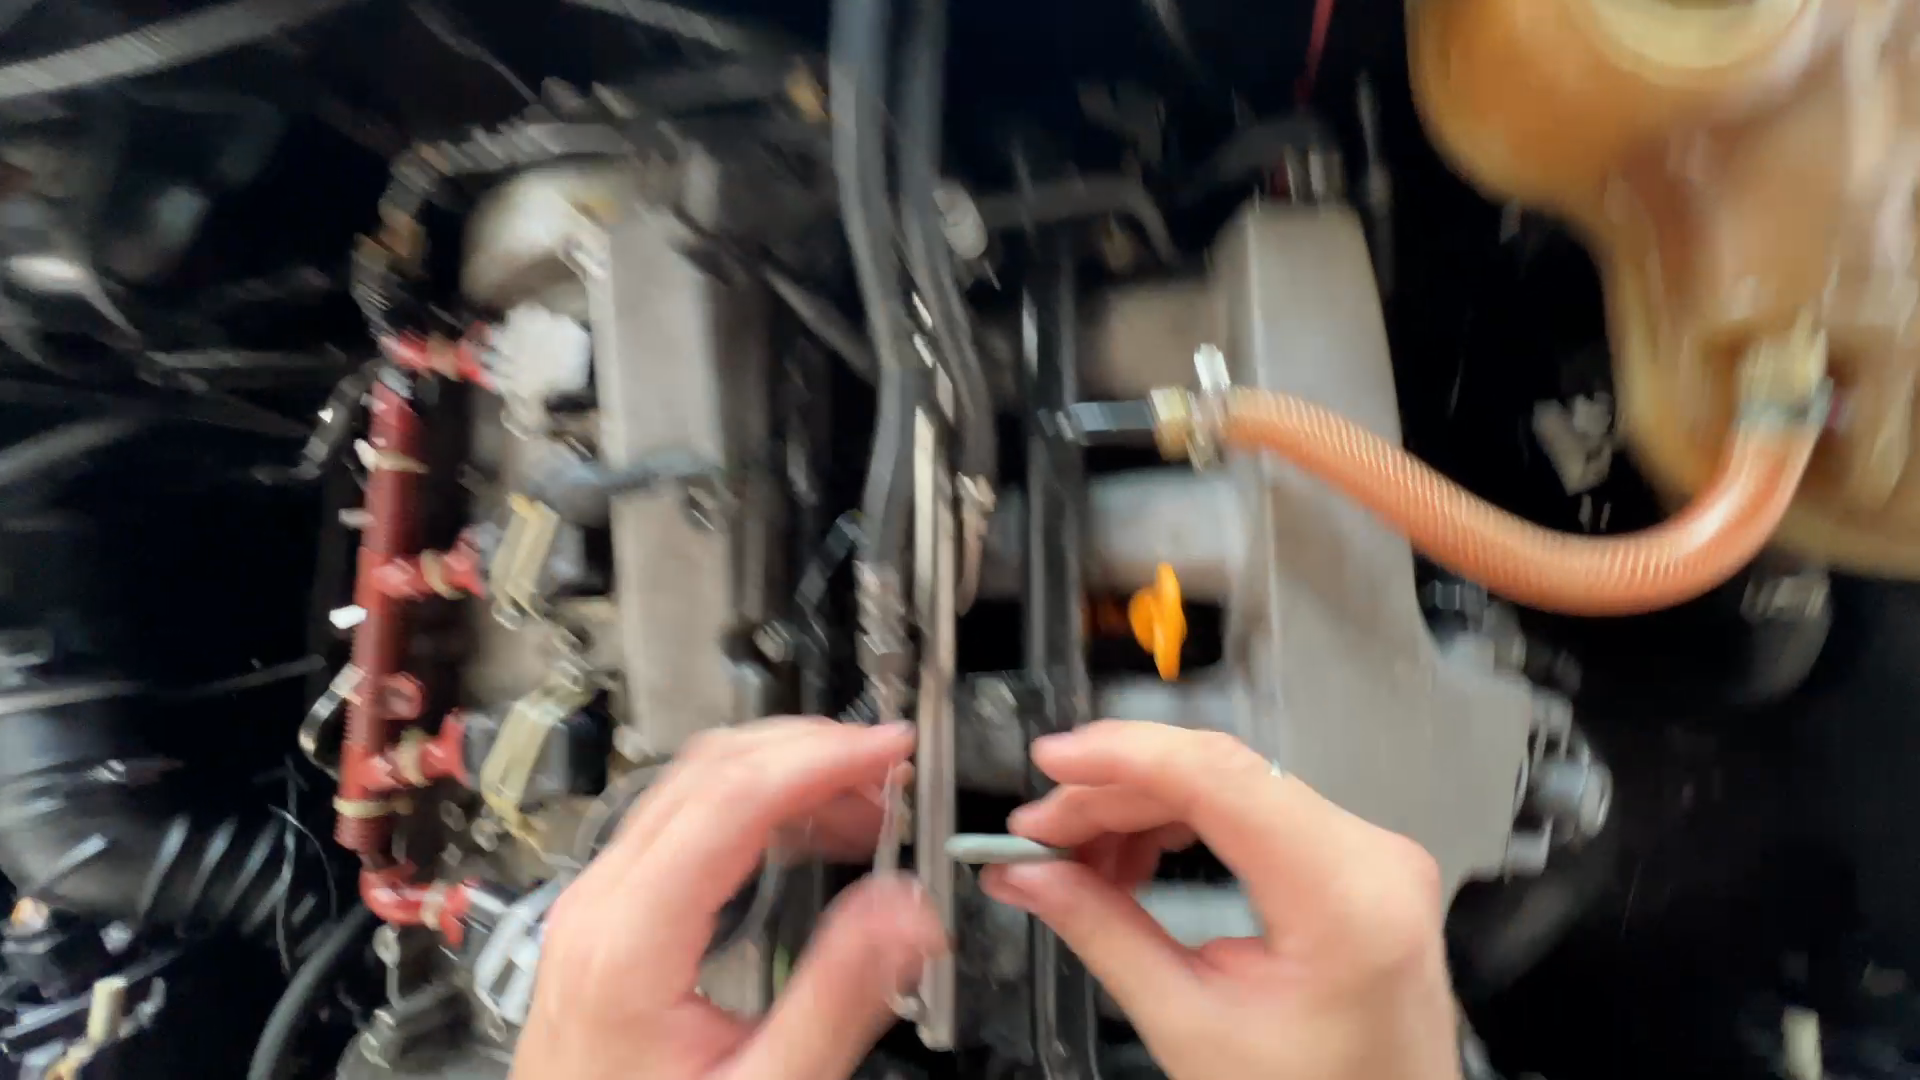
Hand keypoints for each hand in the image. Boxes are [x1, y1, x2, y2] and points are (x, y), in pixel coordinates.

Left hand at [513, 719, 945, 1079]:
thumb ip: (839, 997)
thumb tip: (909, 909)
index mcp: (628, 941)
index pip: (733, 798)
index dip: (822, 758)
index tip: (888, 751)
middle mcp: (605, 897)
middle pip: (717, 768)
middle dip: (815, 750)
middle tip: (888, 768)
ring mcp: (606, 892)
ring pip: (705, 777)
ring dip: (793, 768)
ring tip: (866, 799)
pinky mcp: (621, 900)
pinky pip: (696, 811)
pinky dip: (766, 797)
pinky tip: (815, 825)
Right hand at [982, 721, 1459, 1079]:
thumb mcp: (1192, 1028)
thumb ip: (1102, 933)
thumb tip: (1028, 874)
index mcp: (1344, 899)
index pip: (1216, 777)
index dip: (1121, 756)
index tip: (1053, 761)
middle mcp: (1365, 853)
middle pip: (1206, 774)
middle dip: (1110, 794)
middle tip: (1041, 832)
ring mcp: (1358, 846)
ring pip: (1214, 780)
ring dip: (1134, 807)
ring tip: (1078, 857)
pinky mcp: (1340, 851)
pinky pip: (1236, 803)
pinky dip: (1170, 820)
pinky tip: (1129, 859)